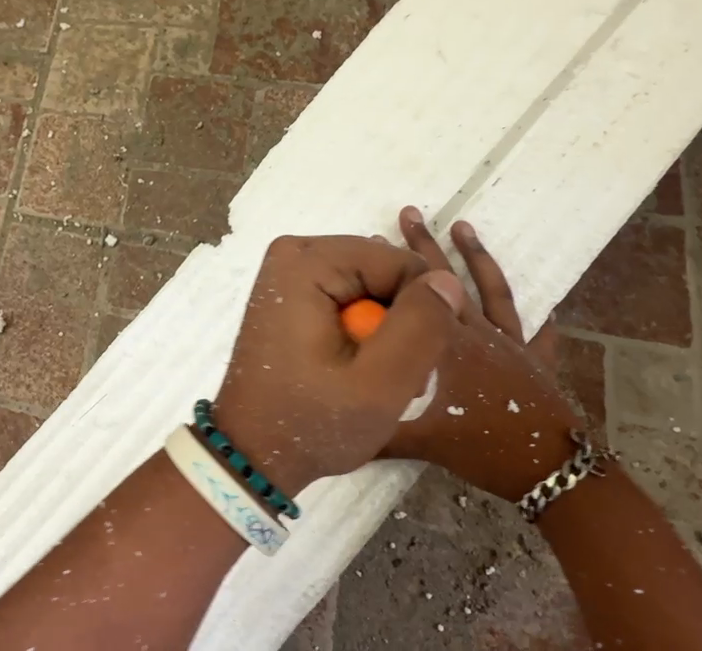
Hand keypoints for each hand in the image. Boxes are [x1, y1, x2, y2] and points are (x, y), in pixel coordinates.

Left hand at [213, 235, 468, 495]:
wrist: (255, 449)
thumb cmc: (313, 421)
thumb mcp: (380, 383)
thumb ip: (420, 327)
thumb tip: (446, 278)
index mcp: (305, 262)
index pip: (400, 262)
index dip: (419, 312)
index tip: (407, 363)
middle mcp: (294, 253)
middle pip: (384, 270)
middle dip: (400, 320)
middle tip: (393, 375)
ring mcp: (289, 272)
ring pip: (372, 285)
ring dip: (385, 330)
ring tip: (374, 377)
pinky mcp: (292, 293)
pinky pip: (349, 296)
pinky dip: (363, 330)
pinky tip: (357, 368)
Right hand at [381, 207, 585, 499]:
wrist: (542, 467)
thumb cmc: (474, 444)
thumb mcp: (407, 438)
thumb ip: (369, 428)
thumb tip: (330, 418)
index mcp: (440, 342)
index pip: (410, 294)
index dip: (390, 265)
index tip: (374, 239)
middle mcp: (471, 332)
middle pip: (444, 278)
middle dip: (423, 244)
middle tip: (410, 212)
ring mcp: (507, 344)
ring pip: (490, 289)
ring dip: (477, 256)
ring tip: (463, 225)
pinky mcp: (534, 362)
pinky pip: (539, 337)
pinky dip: (544, 323)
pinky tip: (550, 310)